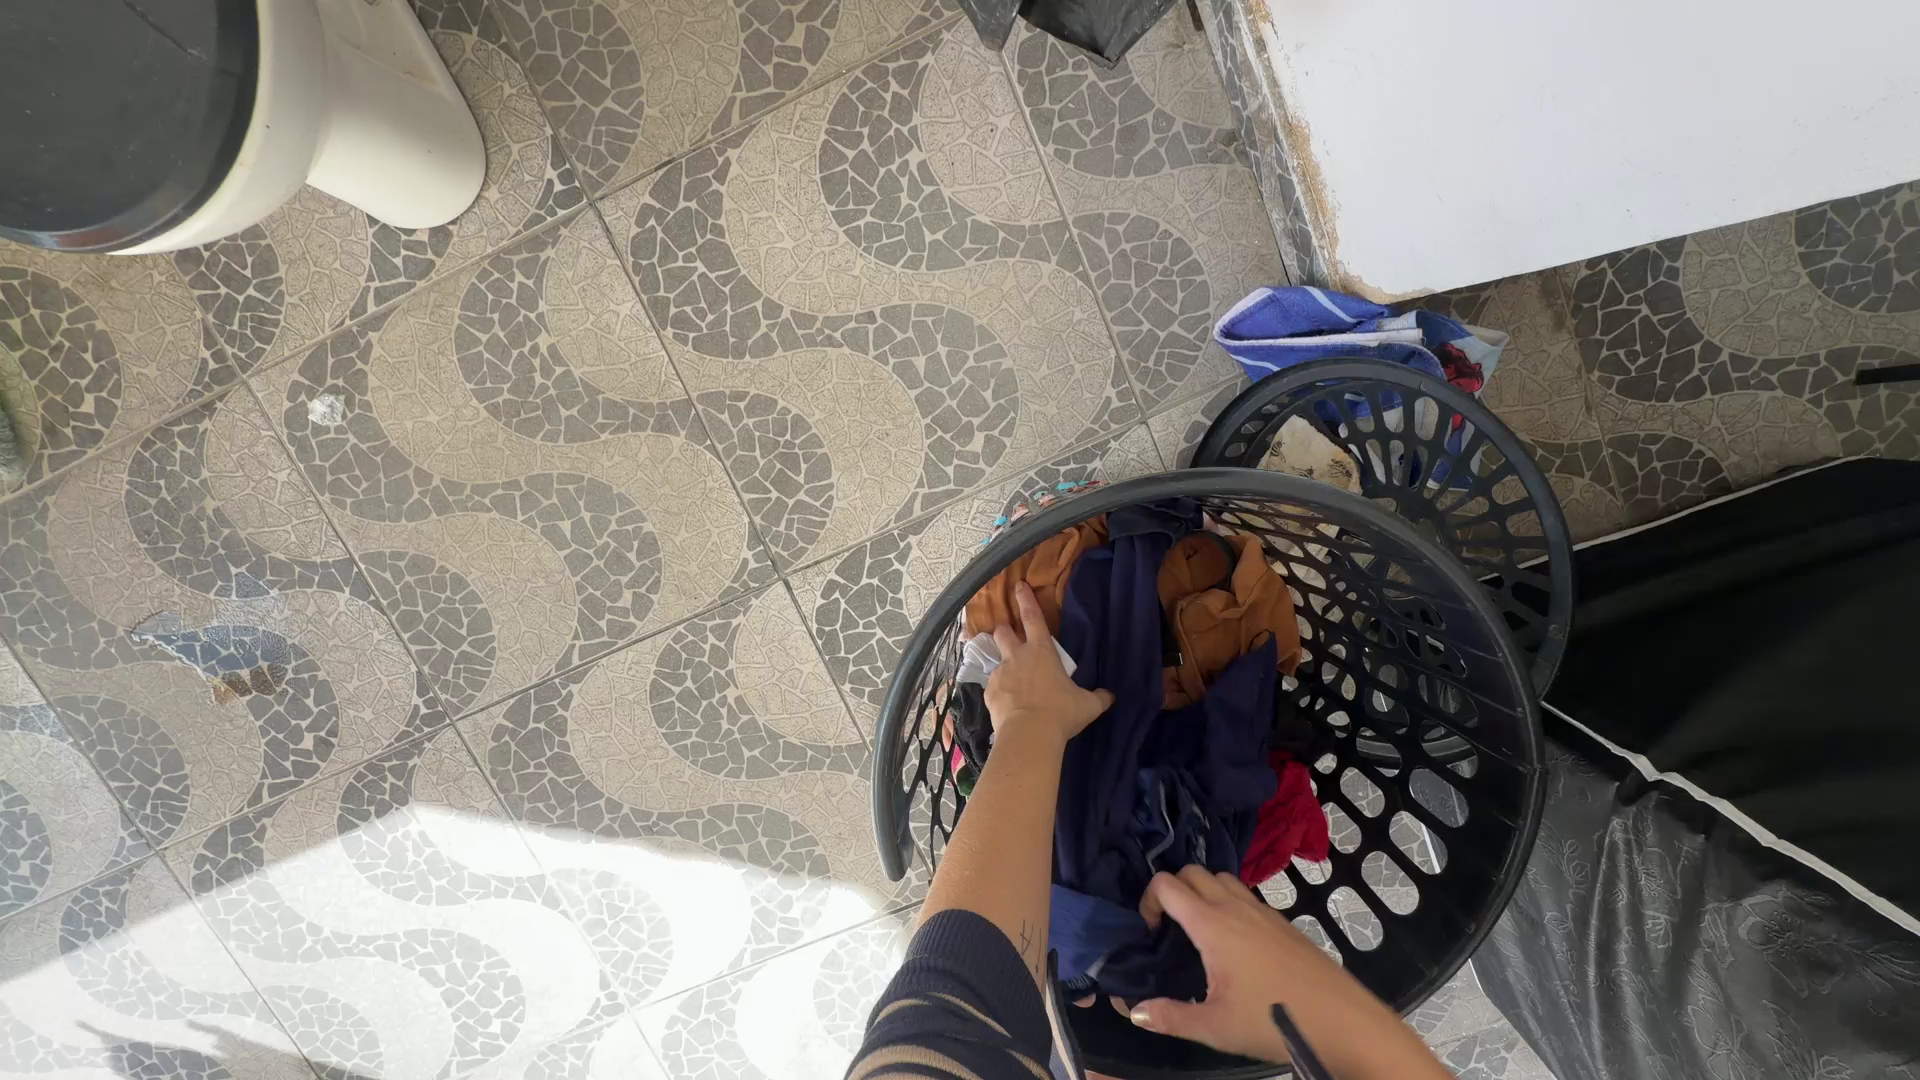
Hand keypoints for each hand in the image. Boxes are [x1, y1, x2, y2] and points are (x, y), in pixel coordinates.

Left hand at [983, 582, 1112, 745]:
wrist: (1029, 734)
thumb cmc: (1061, 713)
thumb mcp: (1087, 705)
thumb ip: (1098, 697)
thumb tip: (1110, 696)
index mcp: (1041, 651)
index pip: (1032, 616)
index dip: (1025, 599)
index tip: (1018, 586)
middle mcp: (1017, 656)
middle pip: (1003, 632)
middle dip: (1005, 631)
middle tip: (1010, 638)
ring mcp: (1000, 673)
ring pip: (996, 659)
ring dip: (1003, 665)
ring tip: (1012, 681)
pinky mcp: (989, 692)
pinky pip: (994, 686)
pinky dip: (1000, 691)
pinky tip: (1008, 705)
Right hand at [1127, 867, 1405, 1067]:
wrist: (1345, 1023)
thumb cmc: (1274, 1020)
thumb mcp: (1217, 1028)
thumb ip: (1172, 1017)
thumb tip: (1136, 1012)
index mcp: (1211, 923)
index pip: (1166, 884)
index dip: (1148, 899)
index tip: (1150, 931)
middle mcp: (1233, 905)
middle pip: (1192, 871)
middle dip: (1173, 889)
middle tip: (1170, 926)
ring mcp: (1261, 910)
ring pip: (1220, 878)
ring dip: (1202, 891)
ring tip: (1200, 930)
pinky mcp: (1281, 921)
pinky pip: (1244, 894)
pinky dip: (1227, 902)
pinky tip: (1235, 942)